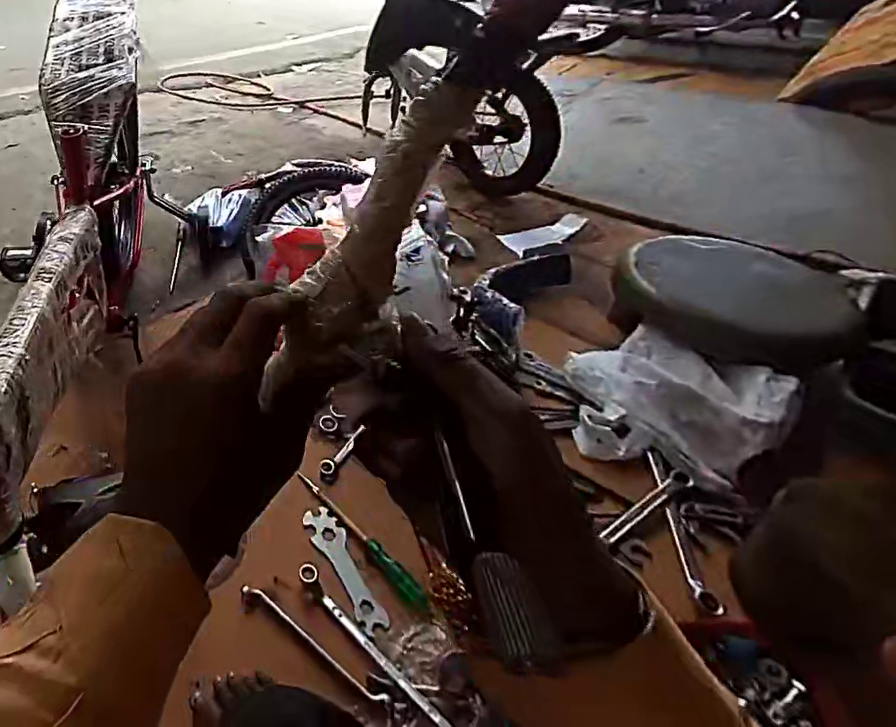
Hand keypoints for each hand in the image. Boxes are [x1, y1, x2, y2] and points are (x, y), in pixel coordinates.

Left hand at [115, 284, 339, 578]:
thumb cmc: (233, 488)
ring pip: (196, 319)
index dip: (284, 300)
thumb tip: (336, 356)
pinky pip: (176, 343)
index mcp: (227, 374)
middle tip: (279, 299)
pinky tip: (215, 358)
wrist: (163, 518)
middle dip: (254, 294)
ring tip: (249, 326)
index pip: (259, 313)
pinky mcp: (140, 374)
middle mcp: (187, 357)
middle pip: (223, 301)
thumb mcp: (280, 443)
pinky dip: (201, 339)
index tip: (303, 301)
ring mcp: (157, 363)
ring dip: (225, 315)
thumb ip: (304, 391)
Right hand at [354, 316, 642, 647]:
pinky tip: (398, 473)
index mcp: (467, 389)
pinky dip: (380, 460)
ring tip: (404, 461)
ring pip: (374, 418)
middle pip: (384, 382)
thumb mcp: (503, 419)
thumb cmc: (530, 488)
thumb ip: (457, 371)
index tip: (358, 346)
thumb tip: (407, 320)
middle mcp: (437, 409)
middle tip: (355, 407)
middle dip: (371, 394)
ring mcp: (418, 443)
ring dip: (381, 435)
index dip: (385, 346)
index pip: (415, 352)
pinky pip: (373, 454)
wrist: (539, 576)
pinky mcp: (402, 477)